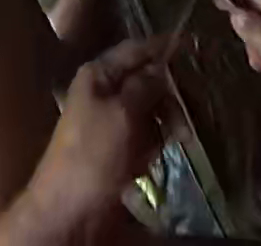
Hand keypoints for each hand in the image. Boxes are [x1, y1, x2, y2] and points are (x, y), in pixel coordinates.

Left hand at [25, 36, 174, 223]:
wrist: (69, 214)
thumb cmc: (93, 155)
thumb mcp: (122, 114)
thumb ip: (145, 85)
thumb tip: (163, 65)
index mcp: (98, 75)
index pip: (134, 50)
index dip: (160, 48)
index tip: (189, 45)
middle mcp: (103, 92)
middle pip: (144, 80)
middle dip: (168, 93)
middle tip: (191, 108)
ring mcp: (110, 121)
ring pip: (148, 109)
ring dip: (166, 121)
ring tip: (182, 136)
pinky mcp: (117, 149)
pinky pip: (144, 136)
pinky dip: (155, 142)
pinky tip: (161, 154)